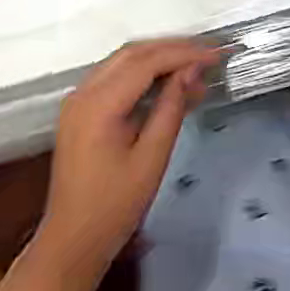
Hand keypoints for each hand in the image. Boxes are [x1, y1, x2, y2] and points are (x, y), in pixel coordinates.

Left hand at [0, 39, 218, 290]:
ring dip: (160, 57)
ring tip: (196, 65)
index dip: (185, 54)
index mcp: (98, 104)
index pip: (147, 62)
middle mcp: (84, 92)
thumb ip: (172, 107)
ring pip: (124, 60)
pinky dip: (145, 72)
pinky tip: (170, 82)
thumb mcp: (152, 157)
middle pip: (134, 53)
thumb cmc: (115, 206)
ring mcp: (79, 99)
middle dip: (174, 48)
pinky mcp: (81, 109)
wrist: (72, 242)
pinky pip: (116, 76)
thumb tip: (193, 70)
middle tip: (210, 54)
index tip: (217, 55)